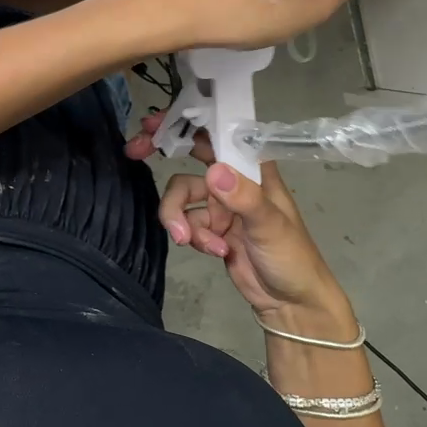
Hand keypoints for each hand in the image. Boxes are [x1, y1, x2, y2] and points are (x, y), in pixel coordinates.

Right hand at [125, 113, 351, 328]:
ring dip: (178, 217)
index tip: (155, 121)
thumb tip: (214, 171)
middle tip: (134, 151)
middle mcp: (234, 179)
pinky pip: (186, 223)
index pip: (218, 132)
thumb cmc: (292, 257)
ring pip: (182, 196)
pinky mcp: (210, 229)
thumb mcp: (271, 226)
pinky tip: (217, 252)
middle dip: (162, 152)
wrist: (291, 304)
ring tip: (186, 240)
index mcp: (253, 168)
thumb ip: (244, 197)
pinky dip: (195, 238)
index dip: (186, 121)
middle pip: (190, 155)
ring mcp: (221, 204)